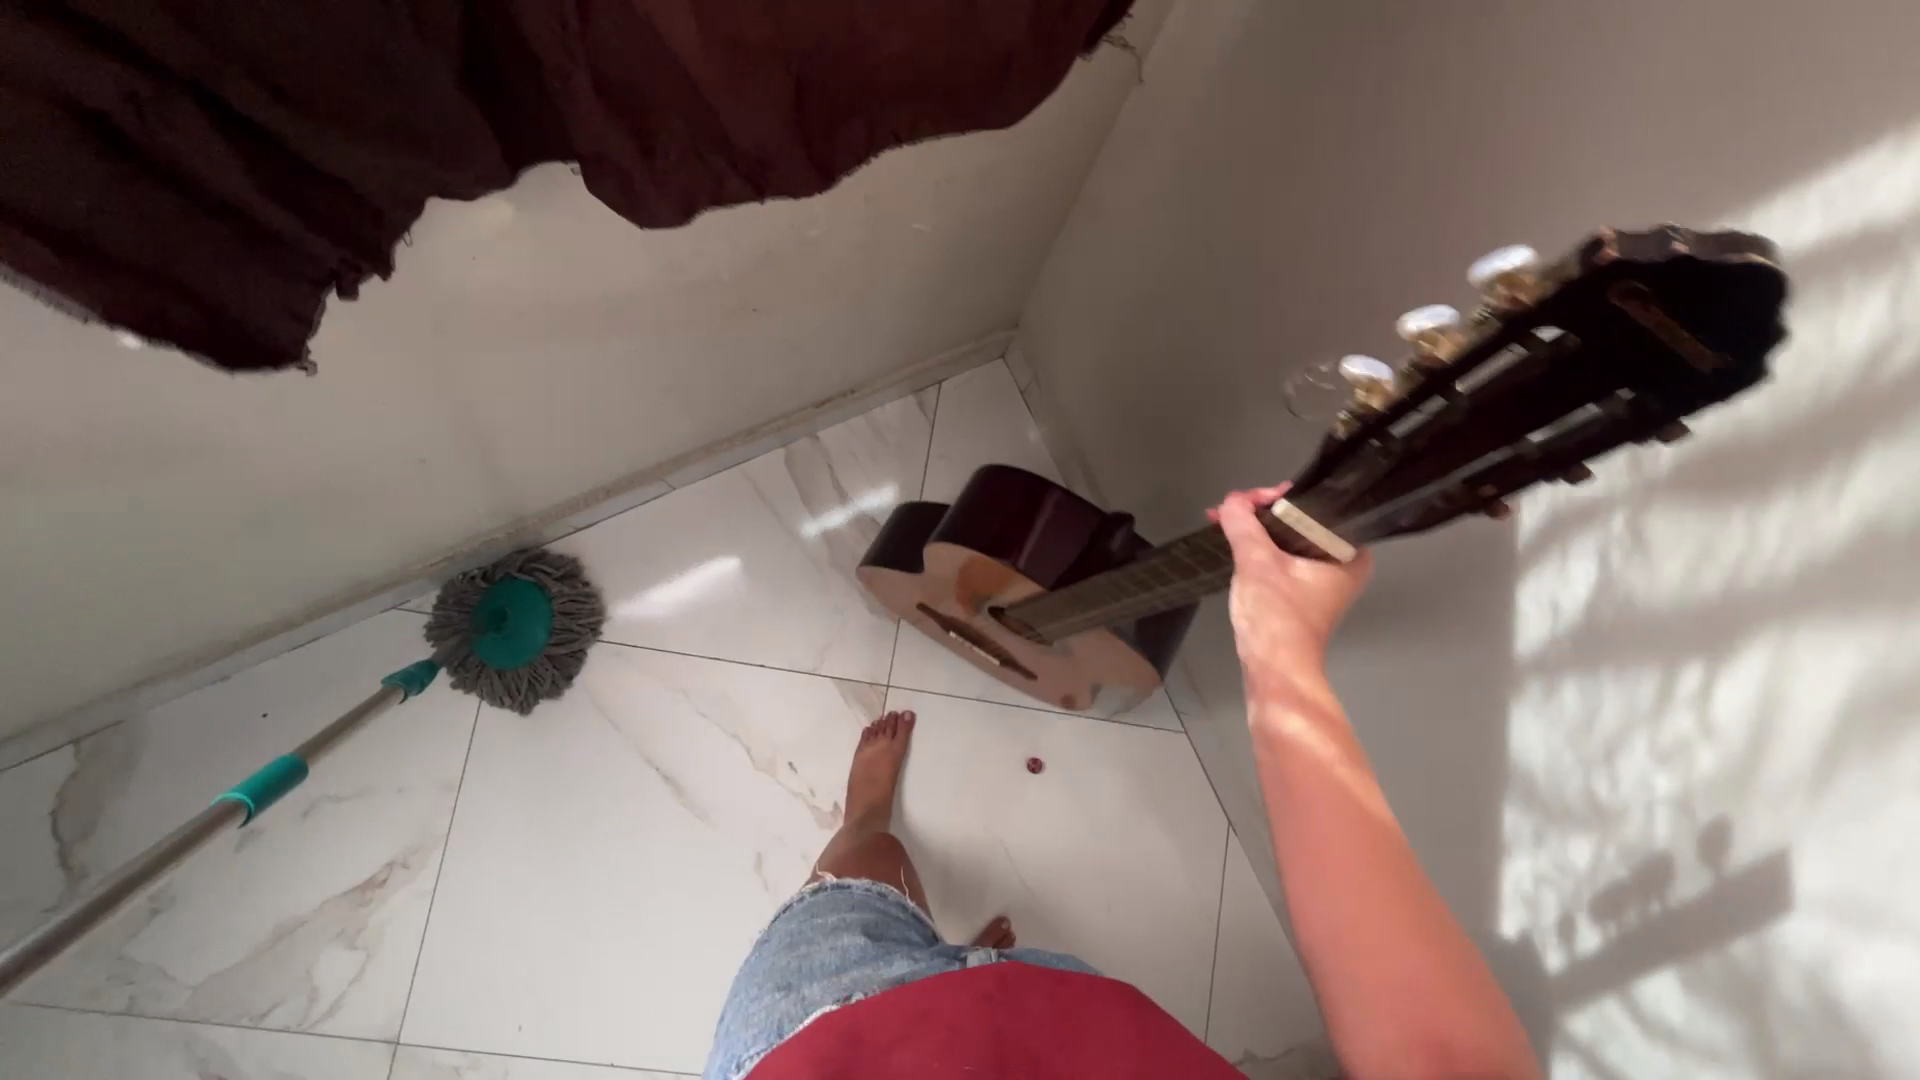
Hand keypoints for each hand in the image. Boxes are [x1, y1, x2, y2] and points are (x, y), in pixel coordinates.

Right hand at [1209, 484, 1371, 685]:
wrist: (1274, 669)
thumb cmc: (1277, 617)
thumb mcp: (1257, 563)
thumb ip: (1243, 525)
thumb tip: (1230, 501)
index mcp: (1349, 553)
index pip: (1315, 506)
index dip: (1279, 497)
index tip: (1248, 498)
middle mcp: (1342, 563)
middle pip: (1299, 521)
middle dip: (1261, 512)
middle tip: (1231, 506)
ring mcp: (1321, 579)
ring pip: (1286, 538)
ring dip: (1255, 529)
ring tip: (1223, 517)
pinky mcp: (1300, 592)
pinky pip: (1280, 557)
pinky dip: (1258, 548)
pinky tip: (1232, 538)